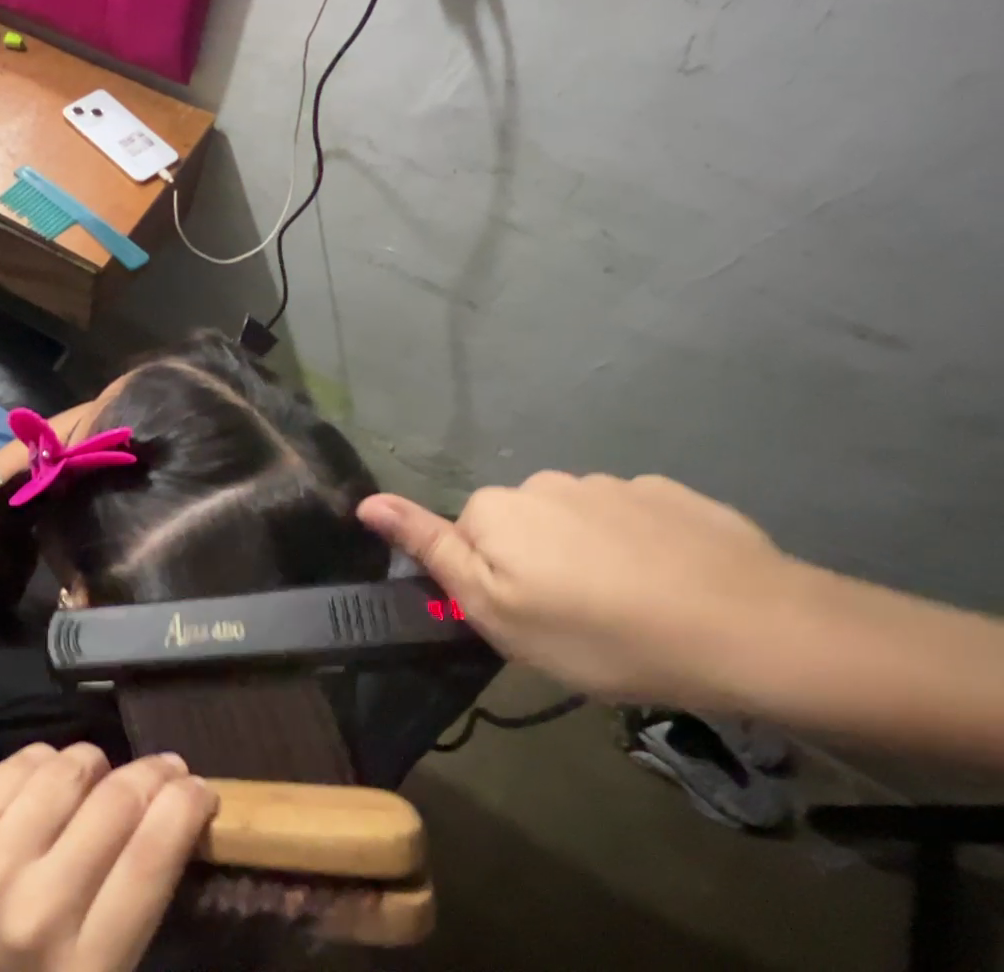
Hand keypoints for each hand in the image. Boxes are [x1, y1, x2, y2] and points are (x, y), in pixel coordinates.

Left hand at [0, 744, 216, 971]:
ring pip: (67, 772)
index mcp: (88, 965)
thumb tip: (169, 812)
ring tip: (102, 774)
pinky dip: (47, 760)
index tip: (200, 789)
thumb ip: (131, 904)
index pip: (152, 860)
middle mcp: (40, 908)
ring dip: (97, 762)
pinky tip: (52, 775)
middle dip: (153, 775)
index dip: (185, 809)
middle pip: (115, 806)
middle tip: (166, 768)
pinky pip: (19, 765)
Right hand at [358, 473, 804, 706]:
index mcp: (497, 509)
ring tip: (629, 610)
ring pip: (576, 524)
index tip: (526, 622)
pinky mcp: (673, 496)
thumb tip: (366, 502)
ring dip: (587, 557)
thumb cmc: (598, 633)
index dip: (488, 583)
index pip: (465, 538)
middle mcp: (547, 483)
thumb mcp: (494, 610)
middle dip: (534, 565)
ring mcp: (614, 484)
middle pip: (519, 527)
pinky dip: (637, 549)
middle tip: (574, 624)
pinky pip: (631, 521)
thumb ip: (429, 549)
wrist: (749, 629)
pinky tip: (669, 586)